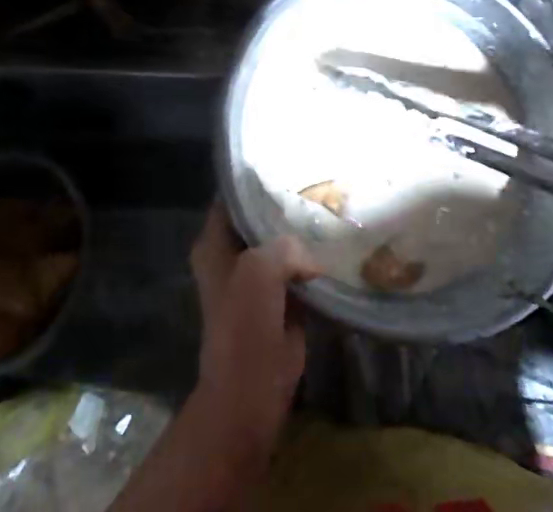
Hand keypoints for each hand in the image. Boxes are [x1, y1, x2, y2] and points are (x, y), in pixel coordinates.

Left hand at [187, 203, 320, 453]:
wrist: (252, 389)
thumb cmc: (244, 325)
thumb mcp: (259, 270)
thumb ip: (284, 246)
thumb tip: (310, 257)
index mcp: (214, 244)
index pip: (233, 196)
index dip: (255, 179)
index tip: (288, 163)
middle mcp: (234, 255)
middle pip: (261, 216)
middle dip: (287, 202)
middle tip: (322, 182)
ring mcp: (258, 277)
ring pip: (283, 241)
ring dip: (304, 231)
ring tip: (336, 207)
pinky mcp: (282, 297)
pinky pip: (301, 267)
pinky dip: (316, 258)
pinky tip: (338, 243)